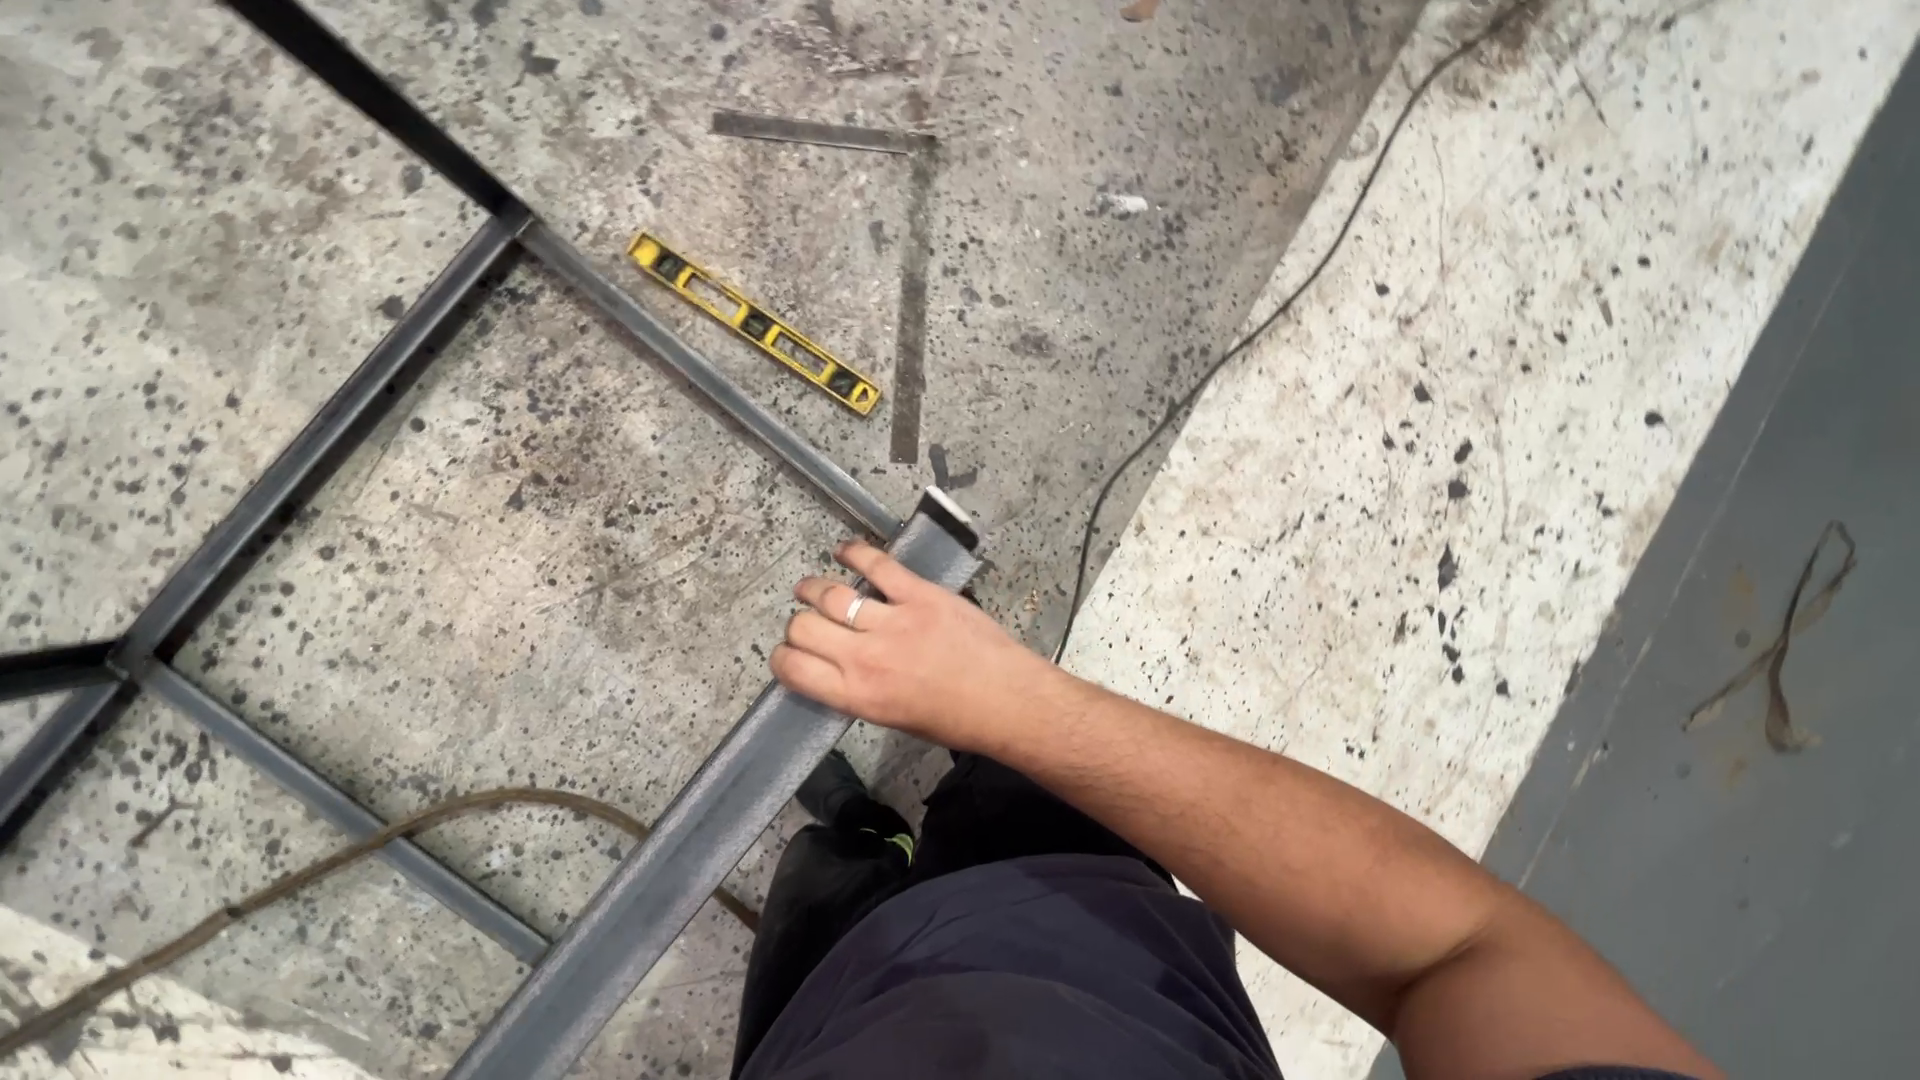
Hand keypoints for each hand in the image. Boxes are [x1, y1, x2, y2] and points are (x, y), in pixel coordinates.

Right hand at [771, 540, 1060, 749]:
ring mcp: (894, 621)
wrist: (1005, 699)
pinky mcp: (920, 594)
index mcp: (857, 695)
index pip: (792, 667)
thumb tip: (831, 669)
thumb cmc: (952, 719)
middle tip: (807, 623)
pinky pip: (878, 565)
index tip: (789, 651)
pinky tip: (844, 551)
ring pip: (831, 594)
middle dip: (797, 624)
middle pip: (804, 627)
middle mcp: (866, 657)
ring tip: (810, 588)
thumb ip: (855, 691)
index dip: (782, 656)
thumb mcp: (890, 719)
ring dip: (813, 588)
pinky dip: (855, 552)